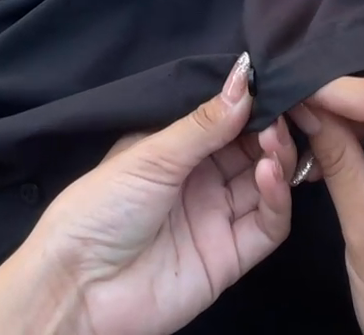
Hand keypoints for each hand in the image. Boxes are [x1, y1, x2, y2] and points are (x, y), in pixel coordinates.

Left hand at [0, 53, 295, 334]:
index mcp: (176, 148)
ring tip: (276, 139)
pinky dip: (277, 198)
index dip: (248, 104)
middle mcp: (200, 178)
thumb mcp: (152, 154)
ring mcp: (217, 216)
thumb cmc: (103, 204)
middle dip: (268, 128)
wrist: (82, 285)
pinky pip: (267, 226)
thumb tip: (245, 79)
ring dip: (277, 158)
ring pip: (263, 183)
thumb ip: (203, 123)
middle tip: (282, 111)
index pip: (224, 120)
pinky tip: (271, 173)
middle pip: (249, 150)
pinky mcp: (232, 256)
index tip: (272, 82)